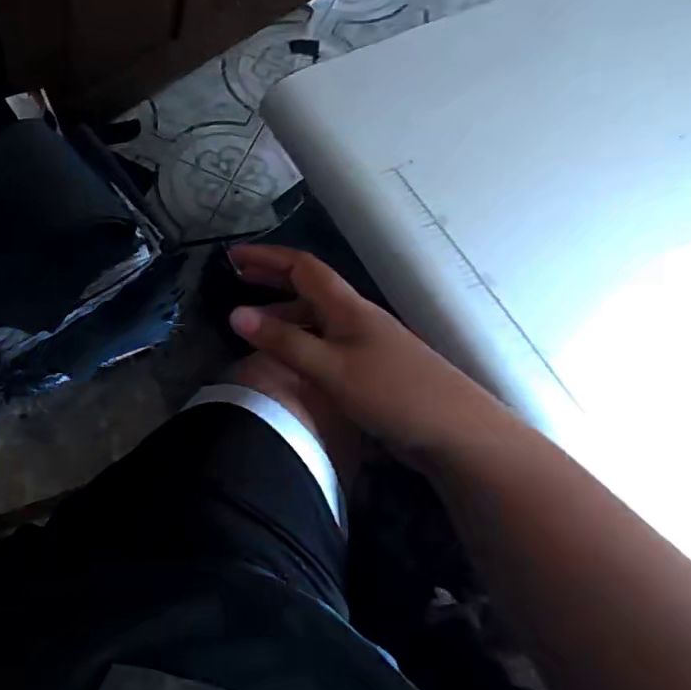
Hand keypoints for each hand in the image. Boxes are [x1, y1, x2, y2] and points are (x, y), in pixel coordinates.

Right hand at [226, 245, 509, 453]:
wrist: (457, 433)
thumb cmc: (393, 394)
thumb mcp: (330, 368)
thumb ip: (283, 342)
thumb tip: (235, 313)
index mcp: (348, 308)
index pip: (303, 268)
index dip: (267, 257)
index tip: (233, 256)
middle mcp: (356, 318)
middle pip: (309, 287)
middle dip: (272, 278)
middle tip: (238, 278)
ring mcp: (365, 343)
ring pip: (316, 317)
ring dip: (283, 313)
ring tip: (252, 325)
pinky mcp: (370, 369)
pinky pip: (324, 343)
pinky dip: (299, 340)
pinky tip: (288, 359)